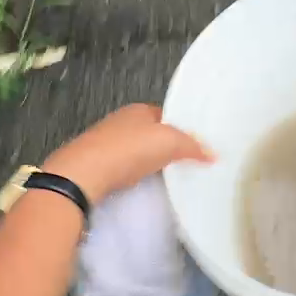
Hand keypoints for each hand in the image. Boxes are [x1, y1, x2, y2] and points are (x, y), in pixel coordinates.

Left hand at [41, 104, 211, 202]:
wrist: (82, 176)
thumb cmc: (128, 150)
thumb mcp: (170, 142)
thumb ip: (193, 146)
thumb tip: (213, 154)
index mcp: (138, 109)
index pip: (167, 115)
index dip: (182, 128)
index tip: (195, 146)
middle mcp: (120, 121)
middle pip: (150, 133)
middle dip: (165, 147)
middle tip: (185, 164)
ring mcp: (104, 143)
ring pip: (134, 152)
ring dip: (147, 163)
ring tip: (166, 178)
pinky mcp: (94, 166)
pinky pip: (121, 169)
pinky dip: (132, 176)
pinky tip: (139, 186)